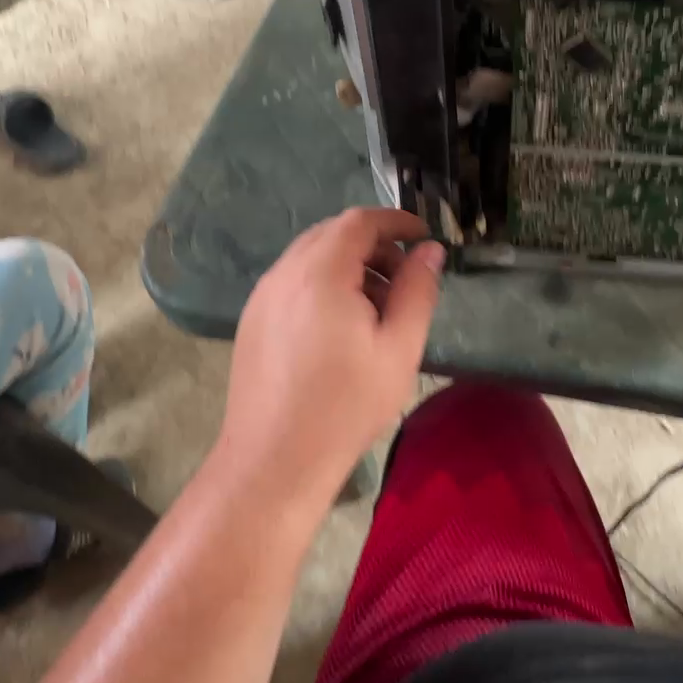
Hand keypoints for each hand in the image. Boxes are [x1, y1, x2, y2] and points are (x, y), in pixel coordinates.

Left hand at [218, 208, 444, 497]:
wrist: (273, 461)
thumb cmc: (345, 406)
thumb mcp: (399, 348)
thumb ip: (418, 290)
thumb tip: (429, 250)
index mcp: (320, 273)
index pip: (359, 221)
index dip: (395, 221)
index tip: (423, 237)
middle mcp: (284, 273)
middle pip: (333, 234)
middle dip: (375, 245)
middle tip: (406, 279)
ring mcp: (263, 297)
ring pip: (311, 257)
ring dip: (350, 265)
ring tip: (379, 309)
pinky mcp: (253, 320)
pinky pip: (294, 281)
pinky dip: (325, 284)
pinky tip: (342, 328)